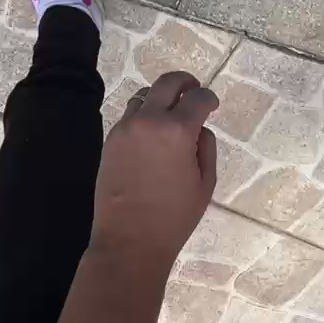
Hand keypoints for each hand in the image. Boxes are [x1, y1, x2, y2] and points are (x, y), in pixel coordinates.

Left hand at [91, 72, 218, 272]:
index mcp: (178, 131)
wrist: (129, 240)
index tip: (212, 104)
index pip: (197, 97)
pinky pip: (130, 114)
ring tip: (170, 113)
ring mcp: (126, 127)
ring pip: (145, 95)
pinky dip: (143, 114)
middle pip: (167, 82)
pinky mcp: (111, 138)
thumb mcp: (205, 183)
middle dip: (185, 82)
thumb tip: (199, 127)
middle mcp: (150, 120)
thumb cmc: (174, 217)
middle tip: (193, 91)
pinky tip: (151, 133)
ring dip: (160, 98)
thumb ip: (206, 147)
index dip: (209, 97)